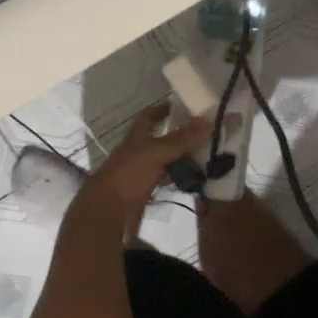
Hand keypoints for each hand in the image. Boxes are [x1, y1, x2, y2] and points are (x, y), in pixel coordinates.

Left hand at [77, 101, 212, 211]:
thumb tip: (209, 122)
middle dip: (182, 135)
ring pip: (166, 160)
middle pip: (162, 139)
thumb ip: (181, 139)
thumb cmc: (129, 175)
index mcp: (137, 136)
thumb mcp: (156, 153)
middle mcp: (139, 151)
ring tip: (208, 156)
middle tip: (207, 134)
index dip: (164, 109)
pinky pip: (166, 180)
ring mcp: (142, 171)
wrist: (108, 211)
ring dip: (183, 158)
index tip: (186, 107)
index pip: (150, 116)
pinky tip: (195, 179)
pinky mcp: (146, 190)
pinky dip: (180, 178)